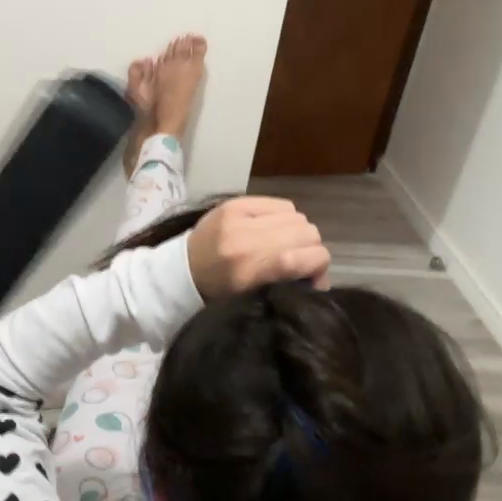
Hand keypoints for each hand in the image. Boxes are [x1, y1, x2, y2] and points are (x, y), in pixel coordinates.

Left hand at [188, 197, 330, 299]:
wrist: (179, 272)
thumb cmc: (219, 293)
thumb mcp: (254, 297)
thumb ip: (288, 283)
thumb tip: (322, 277)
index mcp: (249, 271)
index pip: (305, 256)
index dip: (319, 266)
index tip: (312, 279)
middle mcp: (245, 240)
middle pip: (307, 233)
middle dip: (310, 249)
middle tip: (298, 262)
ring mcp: (239, 217)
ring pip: (298, 216)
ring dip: (297, 233)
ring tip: (283, 245)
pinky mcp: (235, 203)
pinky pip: (281, 204)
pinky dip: (284, 217)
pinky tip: (272, 229)